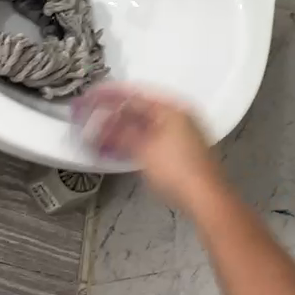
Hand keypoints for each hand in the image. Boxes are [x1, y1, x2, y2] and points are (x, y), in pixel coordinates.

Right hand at [73, 84, 224, 206]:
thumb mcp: (143, 148)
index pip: (133, 95)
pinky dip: (130, 141)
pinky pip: (147, 139)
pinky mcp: (178, 152)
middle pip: (137, 110)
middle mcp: (177, 117)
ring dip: (118, 129)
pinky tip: (114, 147)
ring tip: (96, 133)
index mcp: (172, 109)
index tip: (89, 97)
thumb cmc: (180, 170)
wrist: (205, 199)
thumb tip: (100, 123)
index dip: (108, 96)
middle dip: (110, 115)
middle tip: (89, 115)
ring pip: (141, 126)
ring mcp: (179, 134)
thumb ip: (118, 132)